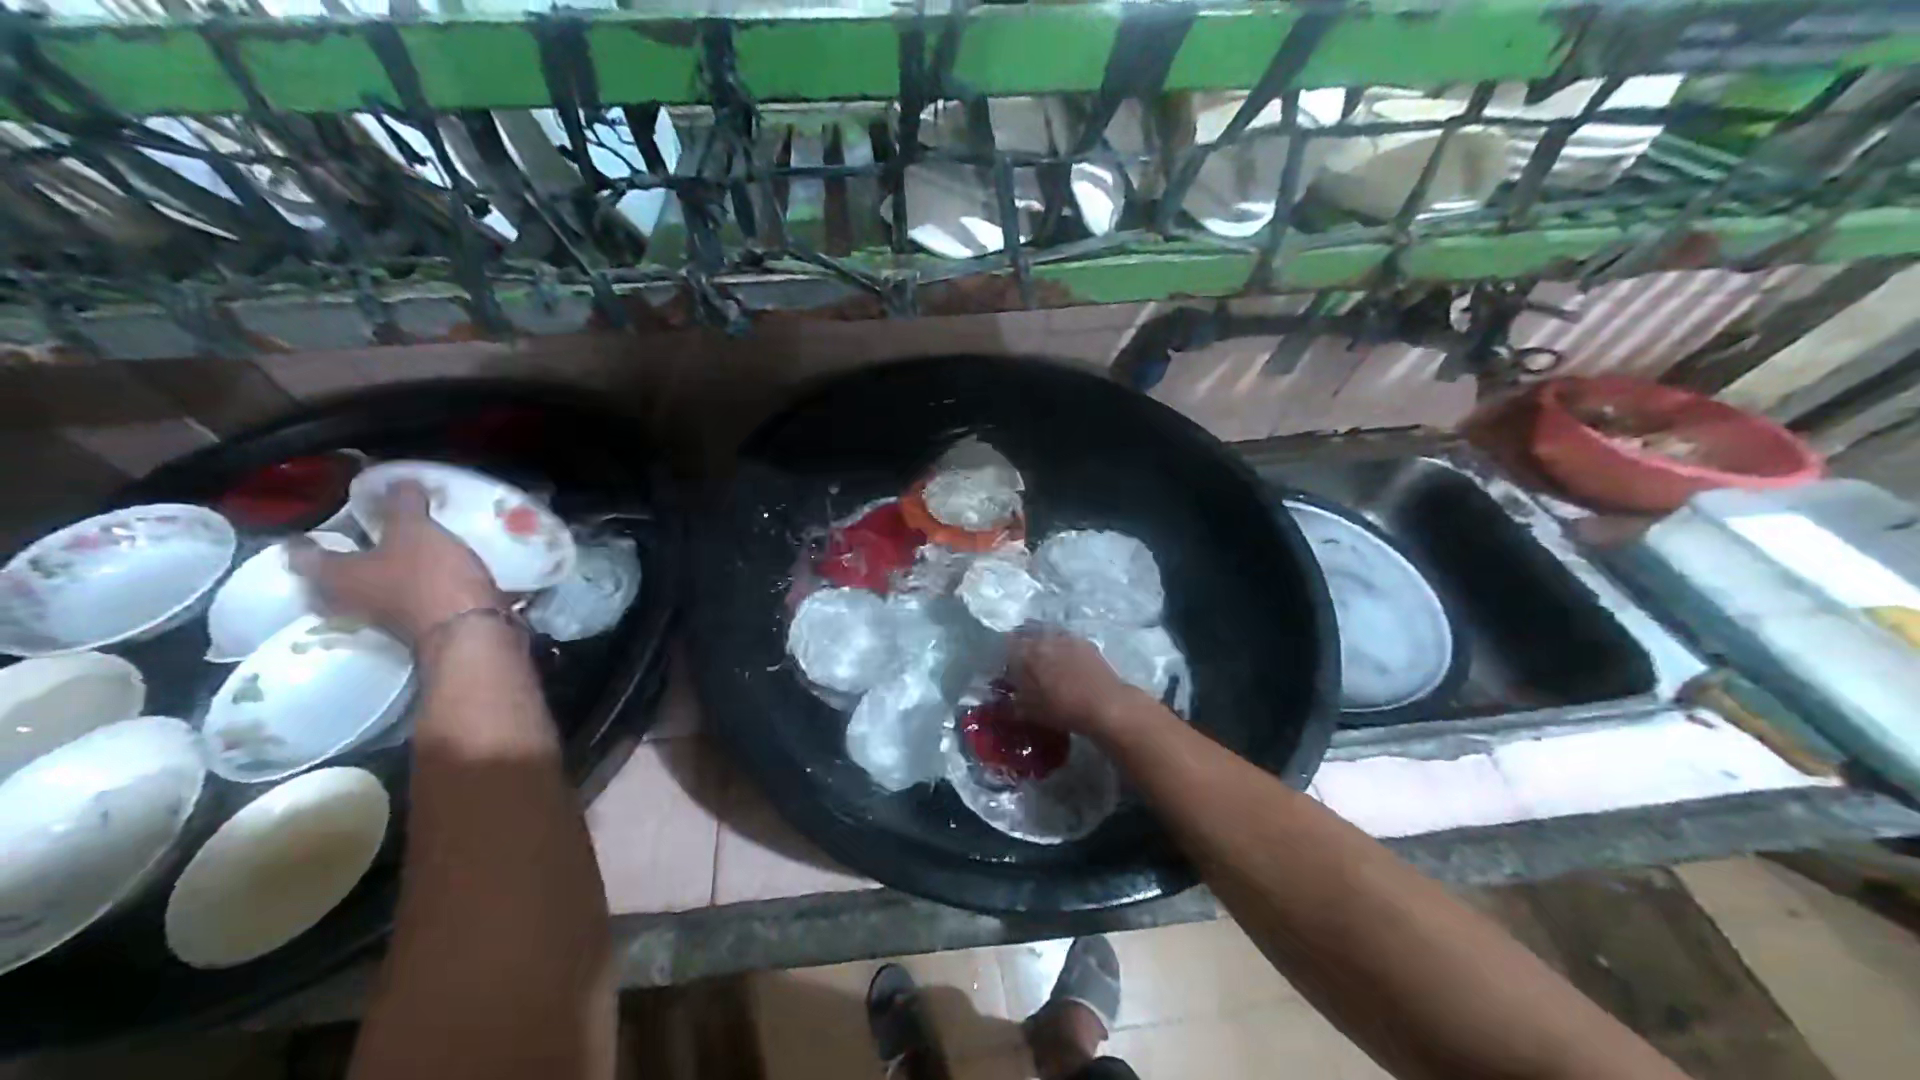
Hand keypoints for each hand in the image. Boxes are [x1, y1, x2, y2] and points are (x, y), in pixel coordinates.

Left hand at [290, 480, 502, 643]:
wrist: (469, 630)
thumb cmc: (428, 577)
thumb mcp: (415, 530)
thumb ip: (402, 504)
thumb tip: (397, 482)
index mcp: (332, 575)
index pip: (301, 554)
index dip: (304, 538)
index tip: (308, 527)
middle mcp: (345, 601)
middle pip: (331, 579)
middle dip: (340, 562)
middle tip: (351, 542)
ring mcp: (378, 619)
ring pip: (364, 592)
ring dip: (373, 578)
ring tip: (390, 558)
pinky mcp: (411, 627)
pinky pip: (397, 602)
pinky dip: (402, 590)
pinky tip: (419, 578)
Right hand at [1004, 628, 1150, 738]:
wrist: (1105, 705)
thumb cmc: (1063, 709)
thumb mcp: (1030, 711)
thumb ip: (1013, 699)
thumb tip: (1005, 694)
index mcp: (1026, 652)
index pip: (1007, 643)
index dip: (1004, 652)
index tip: (1005, 662)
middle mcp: (1044, 638)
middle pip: (1026, 633)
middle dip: (1022, 643)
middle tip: (1023, 658)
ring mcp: (1066, 637)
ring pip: (1047, 633)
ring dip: (1042, 641)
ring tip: (1044, 656)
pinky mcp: (1085, 642)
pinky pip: (1066, 638)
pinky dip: (1061, 645)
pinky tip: (1065, 658)